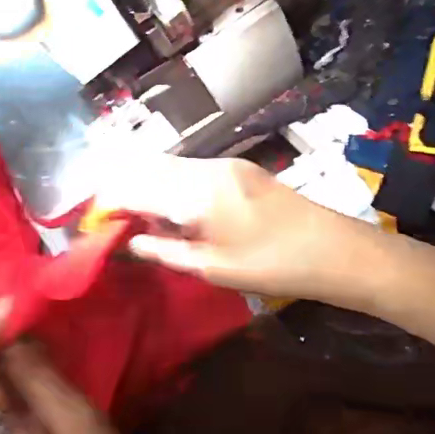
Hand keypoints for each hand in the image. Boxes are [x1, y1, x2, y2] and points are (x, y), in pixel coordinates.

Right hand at [92, 154, 376, 300]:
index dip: (107, 204)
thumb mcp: (213, 269)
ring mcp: (222, 164)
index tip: (93, 223)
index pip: (133, 189)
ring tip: (137, 216)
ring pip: (165, 165)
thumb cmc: (275, 267)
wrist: (341, 251)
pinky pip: (186, 168)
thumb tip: (127, 243)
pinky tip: (170, 208)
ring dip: (143, 184)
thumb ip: (163, 251)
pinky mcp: (236, 167)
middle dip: (120, 189)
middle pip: (144, 168)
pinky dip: (167, 182)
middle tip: (109, 218)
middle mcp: (203, 169)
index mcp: (195, 195)